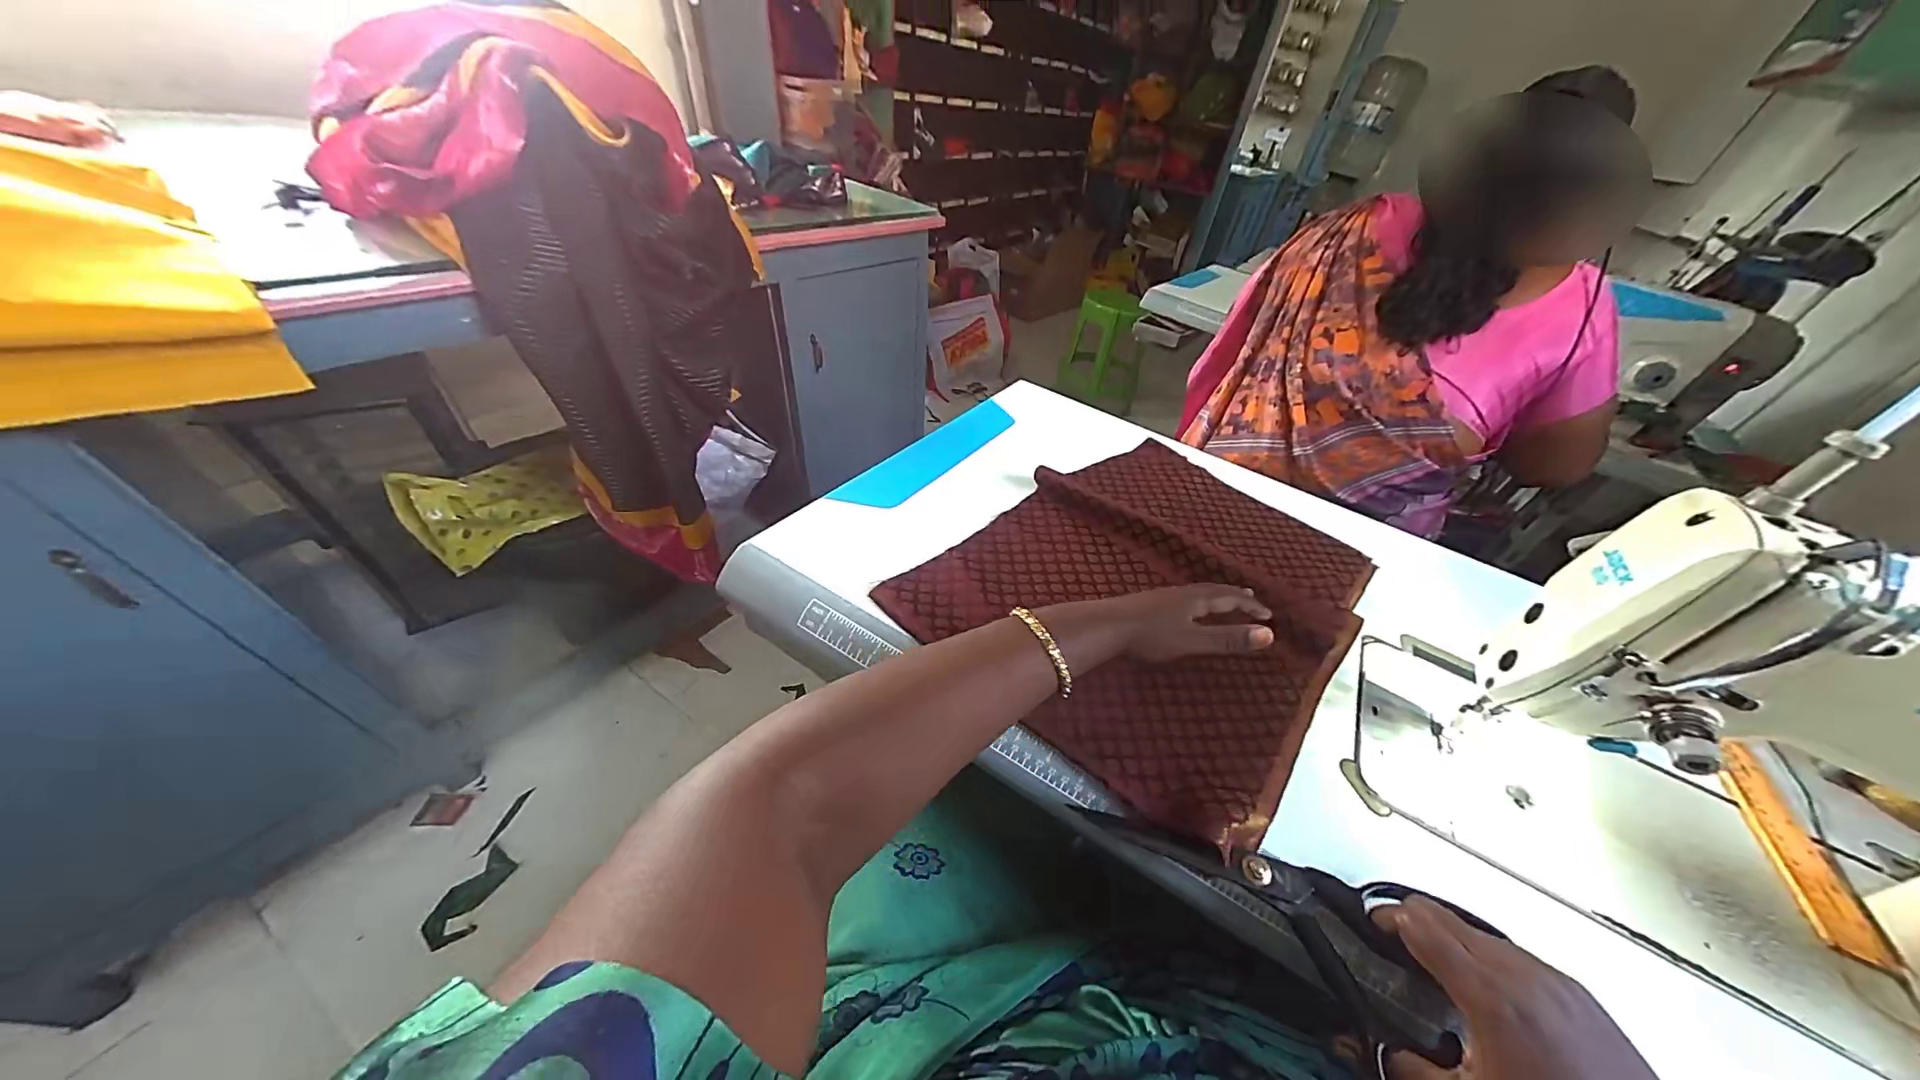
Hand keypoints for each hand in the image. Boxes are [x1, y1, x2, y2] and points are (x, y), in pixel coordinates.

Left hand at [1061, 584, 1273, 663]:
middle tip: (1249, 597)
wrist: (1105, 625)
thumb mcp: (1193, 640)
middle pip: (1212, 591)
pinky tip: (1183, 610)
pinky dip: (1194, 602)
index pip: (1230, 599)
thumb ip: (1227, 639)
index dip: (1250, 607)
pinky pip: (1181, 599)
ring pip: (1195, 594)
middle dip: (1233, 596)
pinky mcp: (1146, 604)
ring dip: (1213, 597)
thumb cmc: (1150, 635)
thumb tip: (1270, 635)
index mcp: (1195, 599)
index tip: (1268, 615)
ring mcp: (1161, 597)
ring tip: (1220, 601)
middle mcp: (1180, 593)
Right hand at [1373, 896, 1657, 1079]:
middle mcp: (1522, 975)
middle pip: (1450, 918)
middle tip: (1397, 934)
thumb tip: (1388, 1055)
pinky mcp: (1579, 994)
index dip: (1389, 917)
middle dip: (1416, 921)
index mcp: (1489, 994)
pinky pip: (1519, 956)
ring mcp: (1555, 981)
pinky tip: (1492, 991)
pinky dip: (1492, 959)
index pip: (1422, 925)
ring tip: (1442, 966)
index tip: (1376, 920)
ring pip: (1484, 934)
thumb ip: (1416, 1069)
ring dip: (1454, 940)